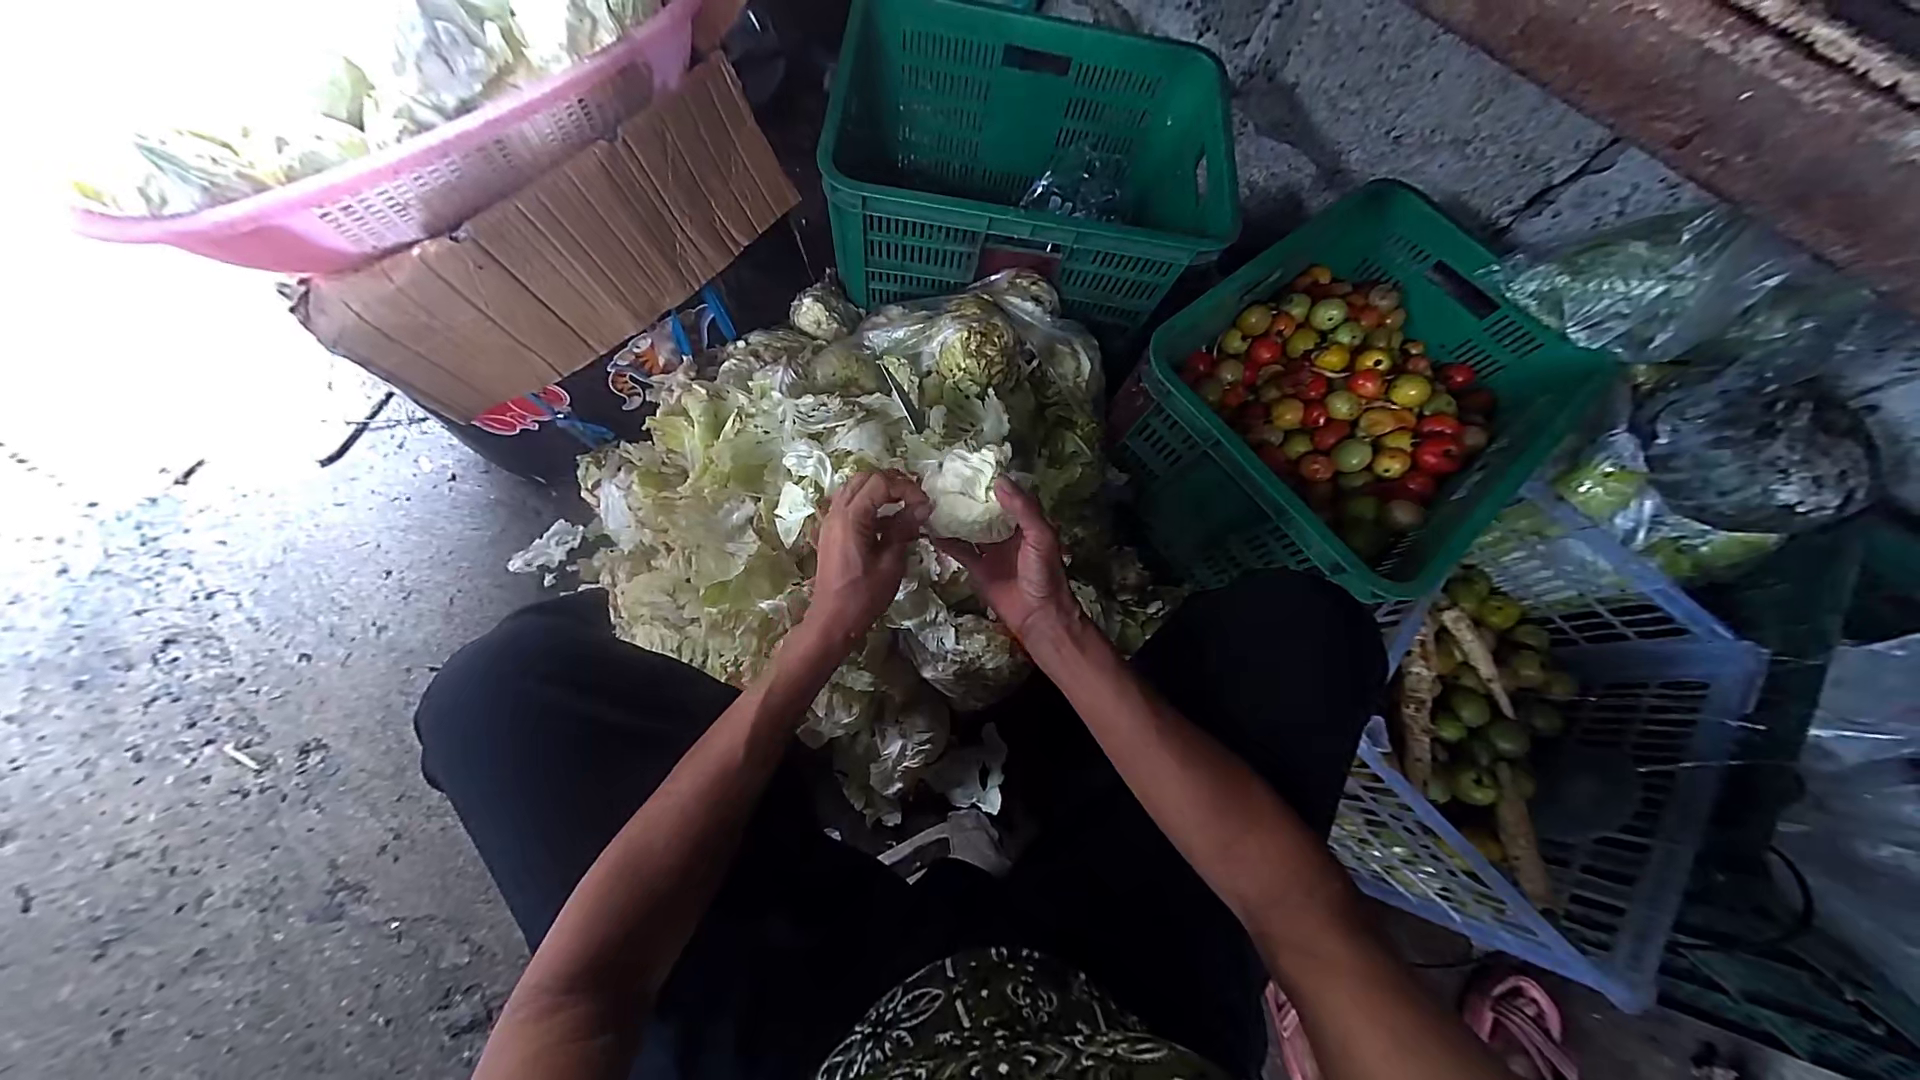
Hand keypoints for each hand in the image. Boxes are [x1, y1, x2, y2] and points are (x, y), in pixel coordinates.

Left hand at [805, 470, 931, 644]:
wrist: (832, 620)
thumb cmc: (862, 596)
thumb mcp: (890, 563)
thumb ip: (903, 530)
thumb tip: (922, 508)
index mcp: (851, 518)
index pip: (880, 483)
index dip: (906, 488)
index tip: (924, 506)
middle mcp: (836, 513)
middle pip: (865, 478)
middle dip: (893, 484)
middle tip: (915, 500)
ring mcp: (831, 521)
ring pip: (856, 489)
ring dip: (880, 493)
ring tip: (905, 508)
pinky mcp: (832, 532)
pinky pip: (850, 506)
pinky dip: (870, 506)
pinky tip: (889, 524)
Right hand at [932, 477, 1082, 645]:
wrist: (1038, 615)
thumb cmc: (1044, 573)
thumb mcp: (1040, 535)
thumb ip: (1023, 509)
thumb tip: (999, 481)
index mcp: (1025, 522)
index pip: (1007, 495)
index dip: (990, 482)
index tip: (968, 467)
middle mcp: (1007, 533)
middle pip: (984, 510)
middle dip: (968, 497)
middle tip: (944, 480)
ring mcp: (991, 550)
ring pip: (969, 528)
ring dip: (954, 517)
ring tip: (933, 500)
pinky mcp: (977, 568)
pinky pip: (960, 551)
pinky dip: (946, 541)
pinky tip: (930, 529)